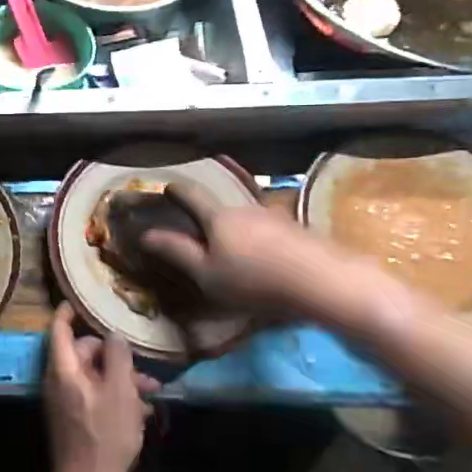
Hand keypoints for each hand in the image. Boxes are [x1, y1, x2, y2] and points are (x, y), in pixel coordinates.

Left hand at [43, 303, 158, 471]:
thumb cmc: (105, 437)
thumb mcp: (120, 393)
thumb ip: (117, 358)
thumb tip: (113, 334)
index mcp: (63, 370)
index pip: (59, 329)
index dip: (68, 310)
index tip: (81, 297)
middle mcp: (58, 381)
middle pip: (82, 353)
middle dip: (112, 354)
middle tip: (143, 365)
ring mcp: (64, 402)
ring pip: (92, 376)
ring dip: (119, 378)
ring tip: (151, 392)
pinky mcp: (73, 419)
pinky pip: (92, 396)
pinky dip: (114, 397)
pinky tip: (141, 412)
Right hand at [139, 184, 342, 314]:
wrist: (326, 284)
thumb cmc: (254, 281)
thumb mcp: (206, 275)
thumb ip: (176, 252)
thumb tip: (145, 234)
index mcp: (218, 217)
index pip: (191, 196)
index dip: (177, 191)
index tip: (168, 187)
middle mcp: (246, 209)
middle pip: (222, 209)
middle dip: (211, 218)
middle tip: (204, 234)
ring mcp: (277, 218)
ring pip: (248, 220)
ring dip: (240, 230)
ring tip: (237, 249)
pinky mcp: (300, 232)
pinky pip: (271, 231)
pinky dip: (263, 240)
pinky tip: (268, 257)